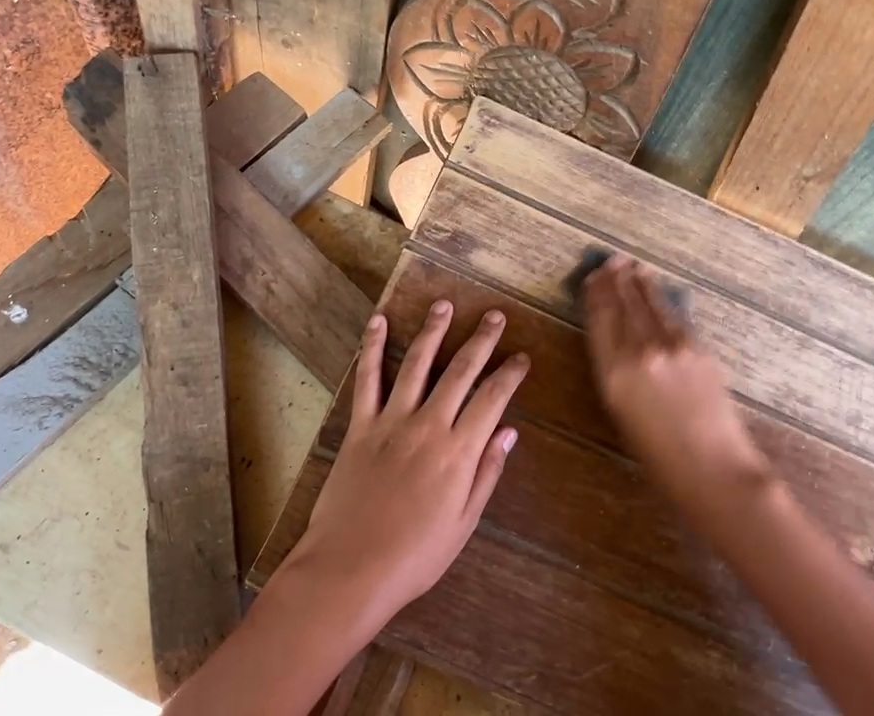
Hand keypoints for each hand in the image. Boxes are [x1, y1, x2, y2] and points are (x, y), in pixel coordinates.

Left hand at [278, 302, 528, 631]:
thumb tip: (509, 432)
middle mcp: (428, 427)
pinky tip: (378, 323)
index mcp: (458, 452)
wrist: (351, 567)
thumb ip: (486, 474)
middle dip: (481, 341)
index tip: (522, 357)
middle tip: (494, 316)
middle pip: (460, 372)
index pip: (492, 400)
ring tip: (444, 305)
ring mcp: (391, 422)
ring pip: (417, 364)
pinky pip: (367, 380)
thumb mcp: (463, 523)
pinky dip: (373, 348)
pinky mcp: (359, 426)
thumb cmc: (414, 556)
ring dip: (432, 331)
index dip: (510, 375)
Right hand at [582, 255, 765, 495]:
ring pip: (651, 305)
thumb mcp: (619, 409)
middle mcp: (640, 351)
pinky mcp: (698, 348)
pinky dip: (662, 301)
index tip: (592, 278)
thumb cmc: (656, 453)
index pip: (601, 320)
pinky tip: (658, 294)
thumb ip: (615, 370)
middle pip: (624, 305)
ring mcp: (672, 347)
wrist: (711, 466)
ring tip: (632, 266)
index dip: (596, 295)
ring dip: (640, 283)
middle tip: (611, 261)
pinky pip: (674, 317)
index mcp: (613, 372)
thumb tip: (615, 340)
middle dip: (616, 280)